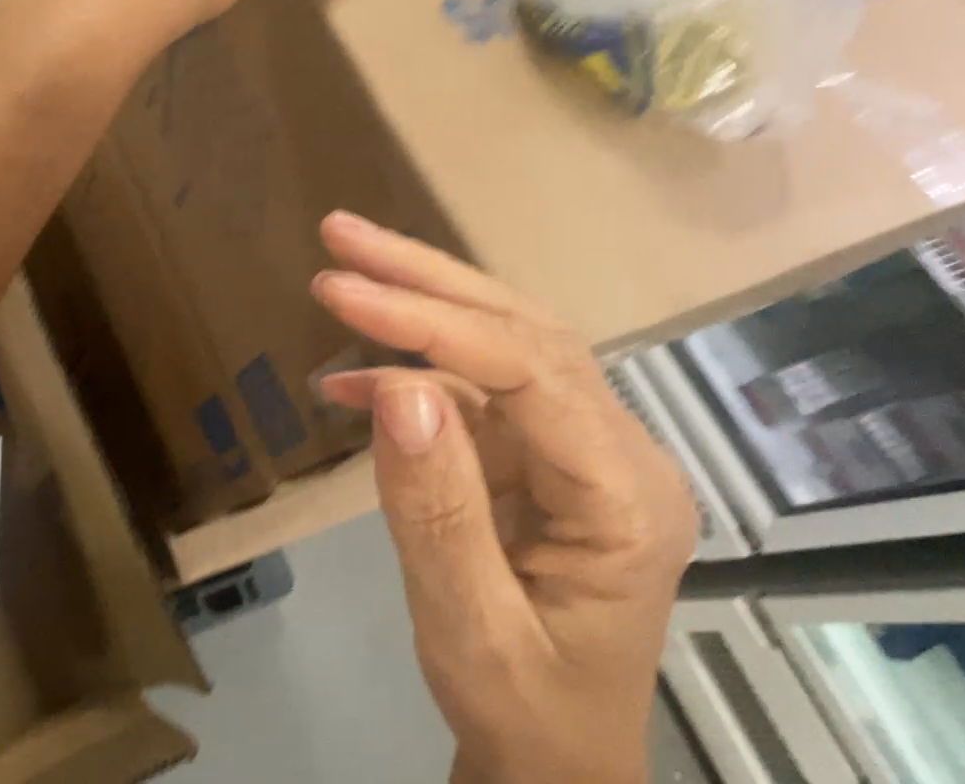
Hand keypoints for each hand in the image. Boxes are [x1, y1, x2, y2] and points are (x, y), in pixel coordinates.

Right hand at [309, 211, 695, 783]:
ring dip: (421, 301)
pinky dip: (410, 372)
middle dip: (427, 278)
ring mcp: (581, 452)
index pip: (528, 373)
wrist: (552, 756)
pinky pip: (477, 392)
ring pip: (505, 344)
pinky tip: (351, 378)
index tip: (340, 290)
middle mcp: (618, 454)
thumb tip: (398, 390)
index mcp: (624, 497)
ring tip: (342, 266)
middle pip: (525, 333)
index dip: (429, 323)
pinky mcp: (542, 459)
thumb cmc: (521, 704)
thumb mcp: (470, 627)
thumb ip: (438, 510)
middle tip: (340, 233)